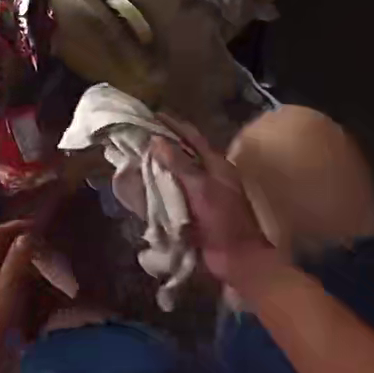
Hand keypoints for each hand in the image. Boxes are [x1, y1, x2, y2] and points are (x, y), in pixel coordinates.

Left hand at [0, 220, 37, 353]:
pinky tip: (45, 298)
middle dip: (27, 250)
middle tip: (50, 252)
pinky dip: (28, 290)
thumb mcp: (10, 283)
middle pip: (3, 251)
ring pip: (10, 272)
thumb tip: (26, 235)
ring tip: (52, 274)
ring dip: (30, 271)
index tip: (40, 227)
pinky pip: (13, 291)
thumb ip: (19, 256)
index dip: (17, 227)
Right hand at [150, 117, 285, 289]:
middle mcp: (210, 174)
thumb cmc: (223, 220)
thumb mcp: (200, 188)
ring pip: (177, 169)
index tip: (153, 114)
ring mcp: (202, 191)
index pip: (193, 137)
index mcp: (217, 165)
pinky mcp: (194, 207)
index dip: (174, 124)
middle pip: (184, 151)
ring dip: (159, 160)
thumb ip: (179, 163)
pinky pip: (173, 187)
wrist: (237, 259)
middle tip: (139, 132)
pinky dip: (159, 180)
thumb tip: (156, 139)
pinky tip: (143, 178)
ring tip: (137, 152)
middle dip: (163, 141)